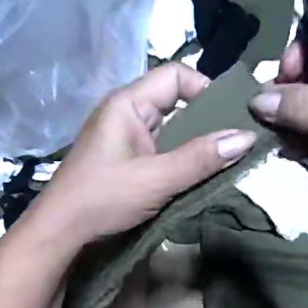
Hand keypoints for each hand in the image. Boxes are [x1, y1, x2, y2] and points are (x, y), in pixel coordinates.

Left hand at [34, 63, 258, 241]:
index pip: (175, 75)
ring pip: (171, 129)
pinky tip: (201, 175)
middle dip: (207, 120)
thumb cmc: (103, 198)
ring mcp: (124, 138)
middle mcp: (125, 114)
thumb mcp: (157, 179)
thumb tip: (248, 136)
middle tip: (239, 140)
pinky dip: (181, 159)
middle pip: (176, 101)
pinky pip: (161, 149)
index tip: (231, 117)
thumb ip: (201, 158)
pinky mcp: (125, 161)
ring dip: (196, 144)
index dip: (206, 88)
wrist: (60, 232)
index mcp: (127, 104)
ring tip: (228, 160)